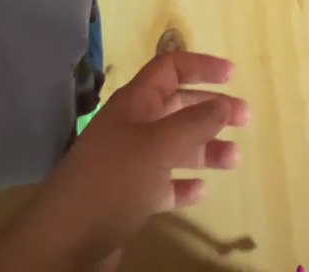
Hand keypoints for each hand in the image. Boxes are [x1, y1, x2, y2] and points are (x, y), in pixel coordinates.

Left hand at [0, 52, 248, 270]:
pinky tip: (201, 190)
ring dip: (204, 149)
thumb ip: (193, 123)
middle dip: (210, 110)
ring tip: (233, 160)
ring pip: (173, 147)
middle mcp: (131, 126)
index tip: (232, 75)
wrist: (64, 240)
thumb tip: (223, 103)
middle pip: (176, 107)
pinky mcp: (126, 197)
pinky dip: (183, 184)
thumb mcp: (158, 146)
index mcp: (135, 102)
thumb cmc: (113, 181)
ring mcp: (127, 162)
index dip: (200, 66)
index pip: (170, 68)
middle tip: (245, 120)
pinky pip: (162, 183)